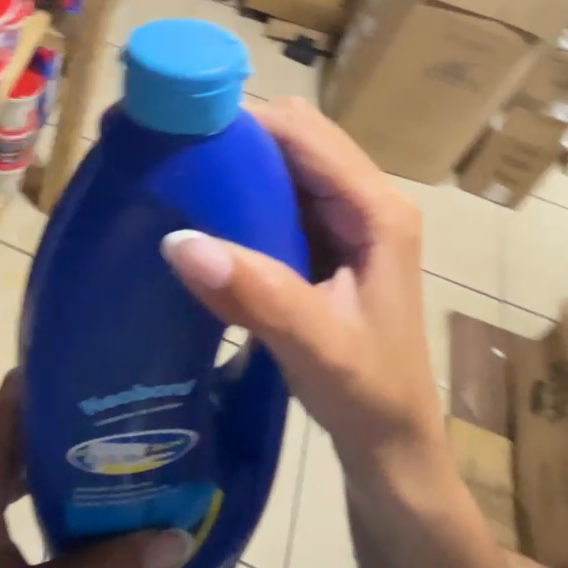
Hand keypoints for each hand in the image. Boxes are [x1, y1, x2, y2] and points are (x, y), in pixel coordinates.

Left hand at [0, 372, 195, 567]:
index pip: (19, 393)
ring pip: (25, 461)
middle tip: (138, 414)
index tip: (112, 366)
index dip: (62, 374)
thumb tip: (178, 538)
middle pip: (30, 426)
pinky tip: (93, 503)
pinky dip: (54, 490)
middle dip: (82, 421)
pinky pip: (17, 489)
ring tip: (129, 451)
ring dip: (71, 457)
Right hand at [159, 96, 439, 464]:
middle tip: (176, 154)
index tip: (182, 129)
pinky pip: (277, 192)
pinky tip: (204, 210)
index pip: (306, 134)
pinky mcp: (323, 237)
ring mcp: (344, 217)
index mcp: (377, 210)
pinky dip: (240, 191)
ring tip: (180, 173)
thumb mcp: (314, 345)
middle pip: (294, 136)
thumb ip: (253, 291)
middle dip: (237, 136)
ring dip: (236, 161)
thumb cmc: (367, 394)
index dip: (246, 123)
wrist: (392, 444)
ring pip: (283, 160)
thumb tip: (176, 240)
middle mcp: (364, 199)